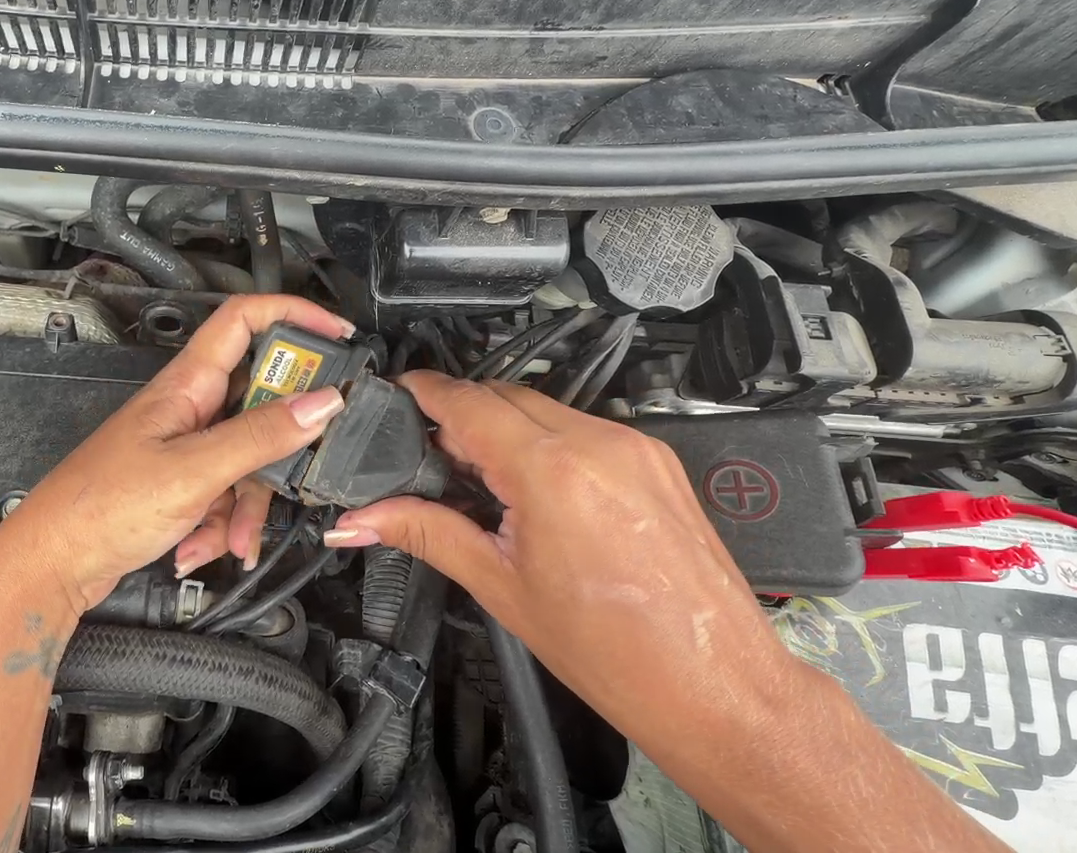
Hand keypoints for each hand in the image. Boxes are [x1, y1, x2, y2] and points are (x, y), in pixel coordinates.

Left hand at [0, 295, 354, 614]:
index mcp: (186, 384)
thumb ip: (259, 437)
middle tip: (299, 469)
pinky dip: (224, 522)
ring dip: (249, 503)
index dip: (293, 314)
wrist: (53, 563)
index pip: (244, 319)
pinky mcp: (183, 480)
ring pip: (249, 455)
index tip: (337, 336)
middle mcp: (189, 406)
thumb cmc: (99, 508)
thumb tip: (320, 403)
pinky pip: (228, 490)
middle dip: (282, 445)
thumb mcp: (193, 472)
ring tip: (235, 537)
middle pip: (261, 398)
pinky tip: (205, 547)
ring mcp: (186, 444)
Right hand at [321, 372, 804, 737]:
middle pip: (502, 393)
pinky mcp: (655, 460)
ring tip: (482, 480)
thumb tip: (359, 520)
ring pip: (542, 406)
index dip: (423, 391)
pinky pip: (579, 426)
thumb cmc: (617, 651)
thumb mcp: (499, 584)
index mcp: (552, 471)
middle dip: (458, 412)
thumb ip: (424, 532)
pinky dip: (543, 440)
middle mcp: (598, 443)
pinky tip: (531, 486)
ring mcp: (633, 447)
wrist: (717, 687)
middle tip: (430, 454)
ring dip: (501, 426)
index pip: (467, 401)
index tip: (397, 393)